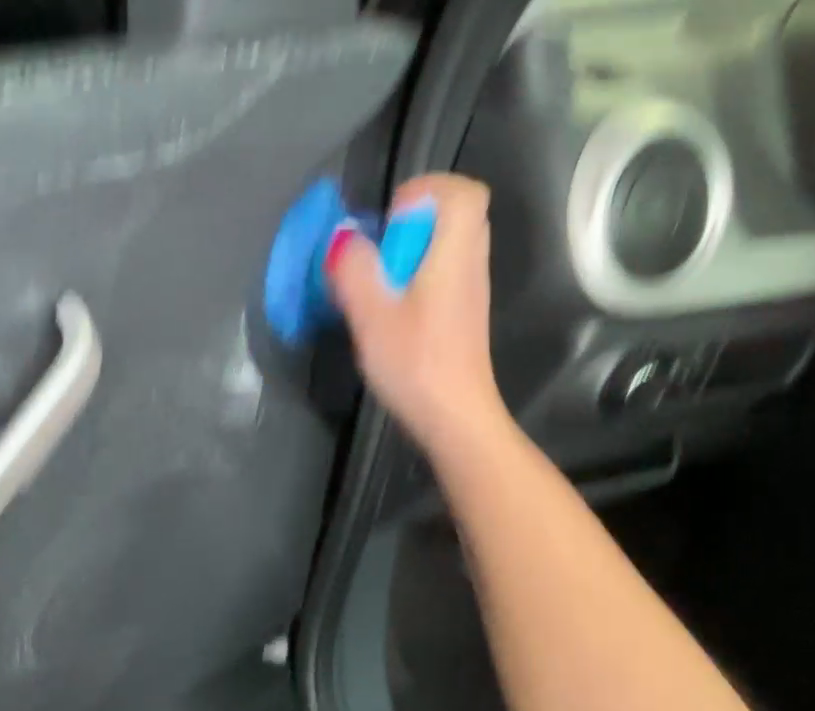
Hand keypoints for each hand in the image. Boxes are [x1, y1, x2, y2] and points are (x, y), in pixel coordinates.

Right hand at [327, 173, 508, 455]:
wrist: (454, 417)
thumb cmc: (415, 363)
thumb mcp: (372, 315)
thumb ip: (354, 270)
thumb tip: (343, 239)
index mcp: (455, 253)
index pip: (462, 192)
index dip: (425, 190)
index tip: (388, 219)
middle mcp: (471, 263)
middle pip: (454, 216)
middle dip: (412, 223)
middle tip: (378, 253)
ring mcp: (470, 290)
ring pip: (447, 247)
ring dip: (410, 254)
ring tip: (378, 286)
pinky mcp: (462, 314)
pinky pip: (443, 274)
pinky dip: (415, 279)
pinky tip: (390, 312)